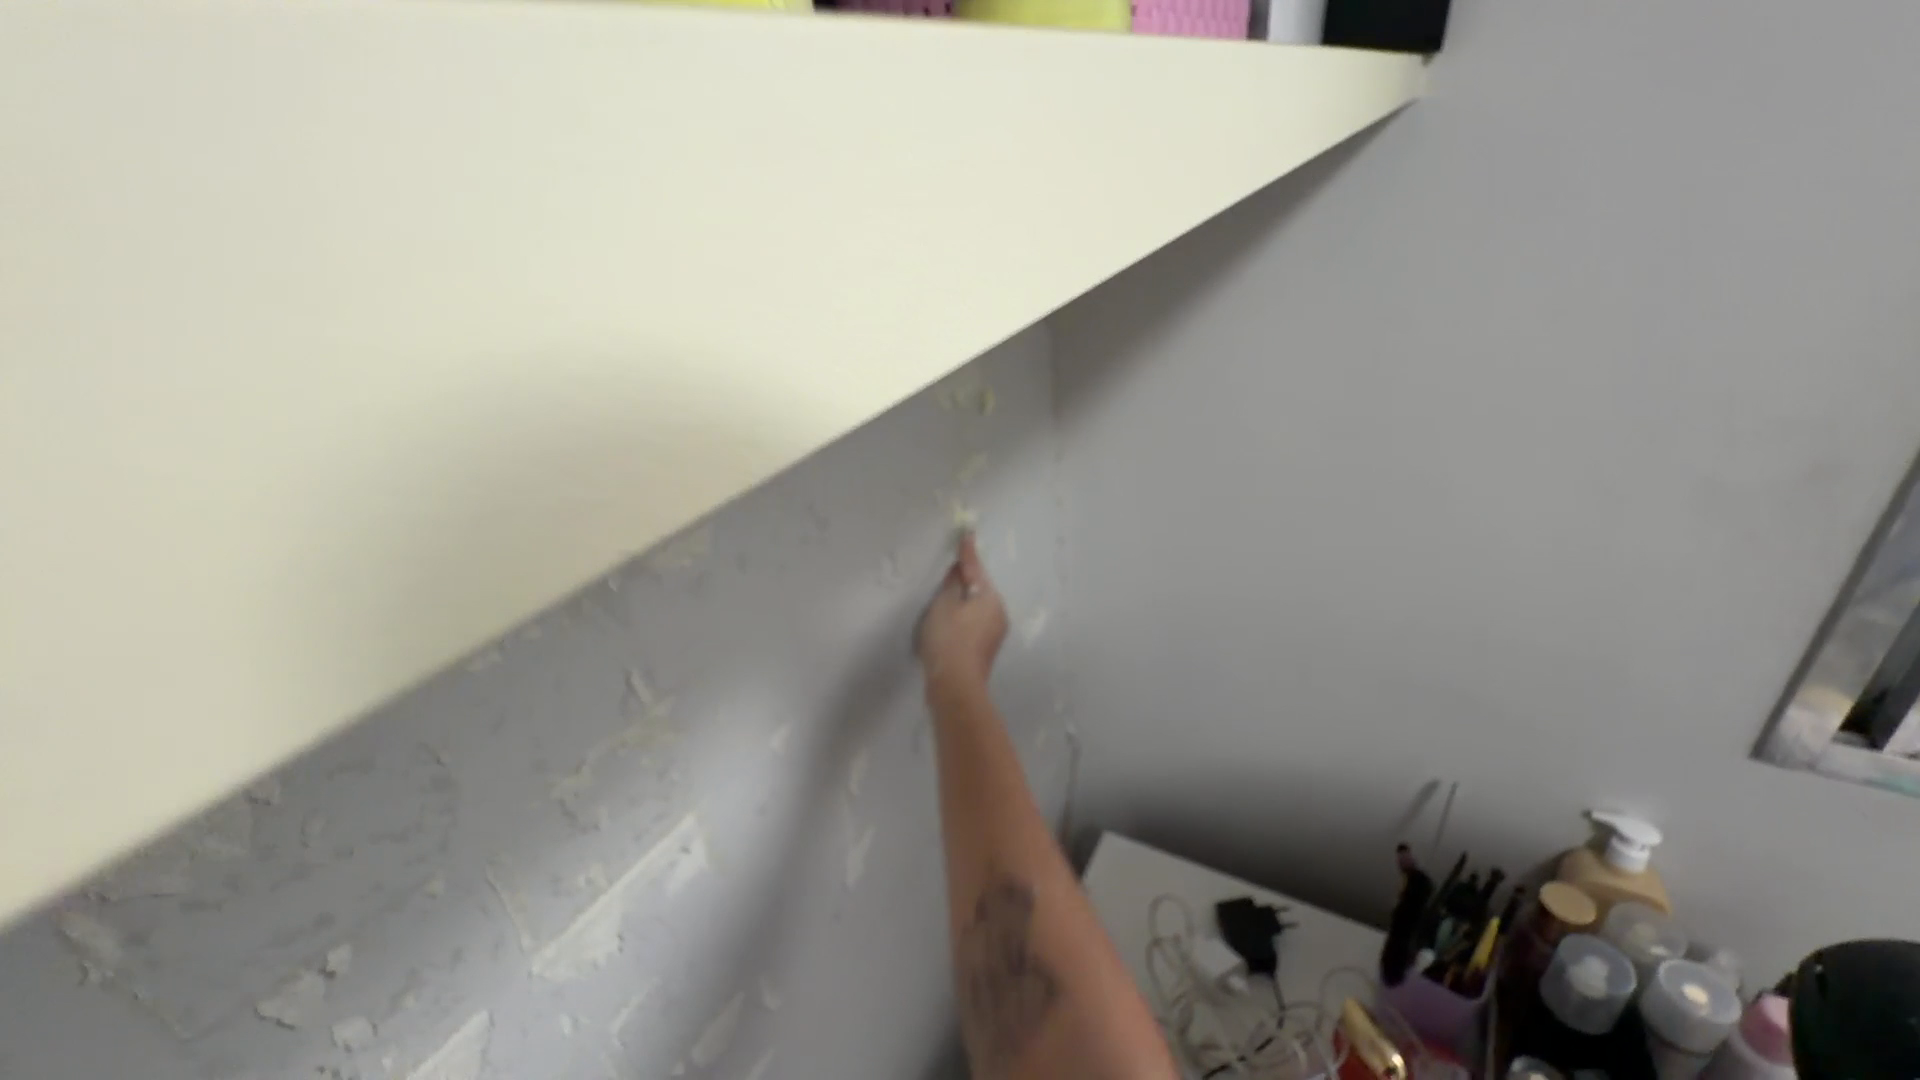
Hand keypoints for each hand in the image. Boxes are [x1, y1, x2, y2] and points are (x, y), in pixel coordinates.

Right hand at [917, 531, 1008, 693]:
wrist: (955, 686)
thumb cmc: (949, 639)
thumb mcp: (944, 605)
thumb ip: (951, 585)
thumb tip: (958, 573)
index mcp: (990, 598)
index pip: (976, 569)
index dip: (968, 553)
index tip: (967, 534)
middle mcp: (998, 613)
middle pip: (979, 589)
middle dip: (966, 580)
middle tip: (951, 567)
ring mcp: (994, 634)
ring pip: (977, 608)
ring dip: (963, 601)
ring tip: (945, 596)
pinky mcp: (985, 650)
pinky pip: (973, 624)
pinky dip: (962, 618)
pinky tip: (949, 622)